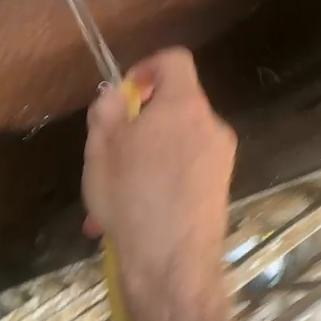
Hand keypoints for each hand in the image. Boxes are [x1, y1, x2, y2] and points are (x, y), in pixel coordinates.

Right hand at [82, 48, 235, 319]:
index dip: (146, 68)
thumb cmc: (130, 197)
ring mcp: (220, 158)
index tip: (123, 95)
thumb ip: (105, 114)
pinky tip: (131, 217)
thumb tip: (113, 94)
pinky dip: (157, 186)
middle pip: (173, 109)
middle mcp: (209, 125)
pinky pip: (182, 175)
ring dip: (143, 163)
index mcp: (181, 106)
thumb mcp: (100, 151)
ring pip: (174, 147)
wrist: (169, 259)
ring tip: (113, 200)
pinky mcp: (218, 189)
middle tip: (108, 158)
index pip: (173, 61)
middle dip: (138, 128)